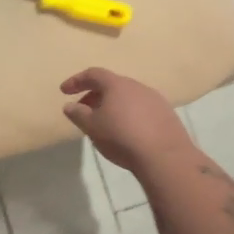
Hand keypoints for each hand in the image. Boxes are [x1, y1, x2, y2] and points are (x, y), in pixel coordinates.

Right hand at [61, 67, 191, 170]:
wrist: (166, 158)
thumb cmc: (122, 137)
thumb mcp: (92, 127)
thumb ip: (78, 114)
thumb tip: (69, 106)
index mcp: (117, 84)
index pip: (93, 74)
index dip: (76, 81)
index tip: (64, 92)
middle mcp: (137, 86)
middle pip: (112, 85)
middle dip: (95, 95)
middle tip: (85, 110)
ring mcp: (156, 100)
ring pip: (128, 98)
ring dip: (114, 106)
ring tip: (106, 123)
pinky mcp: (168, 116)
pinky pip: (143, 110)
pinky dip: (131, 115)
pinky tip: (129, 132)